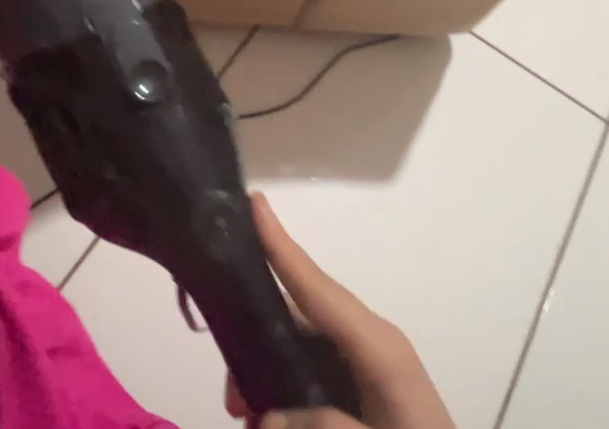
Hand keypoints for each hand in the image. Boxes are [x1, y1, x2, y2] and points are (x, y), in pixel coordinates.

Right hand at [226, 195, 455, 428]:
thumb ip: (325, 427)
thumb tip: (266, 416)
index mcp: (377, 345)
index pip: (316, 285)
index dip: (281, 245)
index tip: (255, 202)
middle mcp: (371, 339)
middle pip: (297, 319)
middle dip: (255, 346)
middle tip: (230, 401)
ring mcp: (370, 358)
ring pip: (301, 347)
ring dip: (268, 376)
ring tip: (245, 416)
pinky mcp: (368, 381)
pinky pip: (315, 369)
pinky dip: (287, 389)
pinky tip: (270, 420)